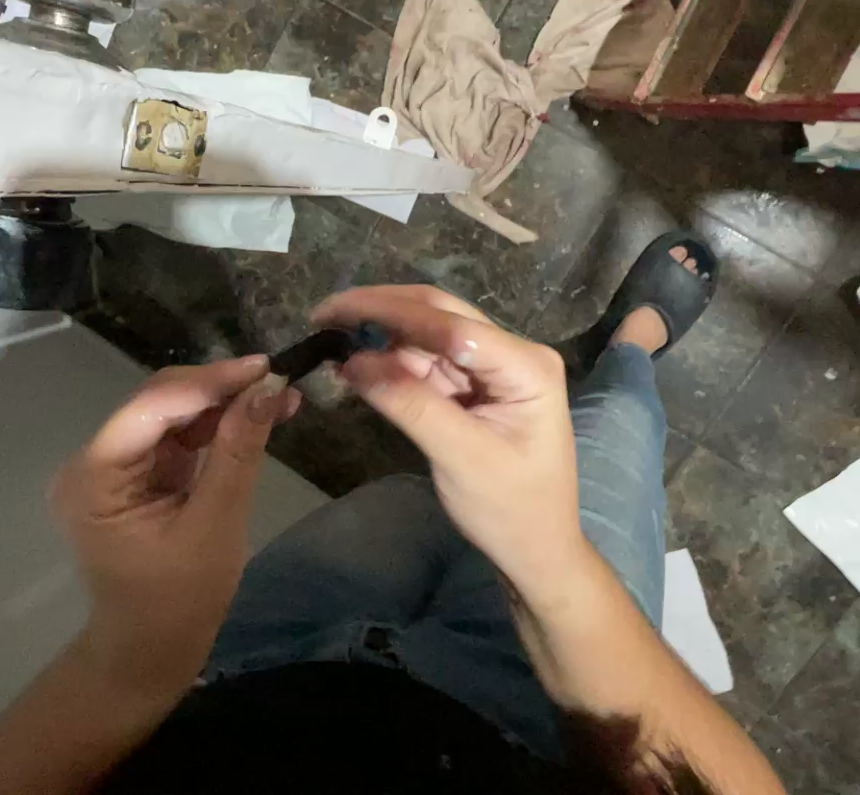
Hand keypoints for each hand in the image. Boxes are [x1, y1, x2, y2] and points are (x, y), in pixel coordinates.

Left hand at [51, 355, 299, 695]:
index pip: (152, 407)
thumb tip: (269, 389)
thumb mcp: (216, 527)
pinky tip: (257, 414)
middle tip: (277, 379)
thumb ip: (238, 453)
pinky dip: (218, 424)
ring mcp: (116, 466)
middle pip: (160, 402)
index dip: (209, 381)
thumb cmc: (178, 603)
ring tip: (279, 394)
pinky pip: (180, 434)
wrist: (150, 654)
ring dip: (225, 402)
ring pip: (174, 412)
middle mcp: (95, 461)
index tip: (265, 367)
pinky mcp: (139, 473)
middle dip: (219, 388)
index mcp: (95, 478)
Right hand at [311, 285, 591, 588]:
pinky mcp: (471, 383)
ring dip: (380, 331)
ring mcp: (491, 366)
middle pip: (438, 313)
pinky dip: (389, 358)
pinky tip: (355, 358)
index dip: (390, 312)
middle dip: (380, 310)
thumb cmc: (511, 509)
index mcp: (525, 364)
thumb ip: (410, 405)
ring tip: (329, 333)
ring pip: (427, 332)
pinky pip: (425, 359)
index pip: (450, 324)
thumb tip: (353, 360)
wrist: (536, 549)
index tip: (335, 312)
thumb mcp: (461, 458)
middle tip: (324, 314)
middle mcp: (511, 352)